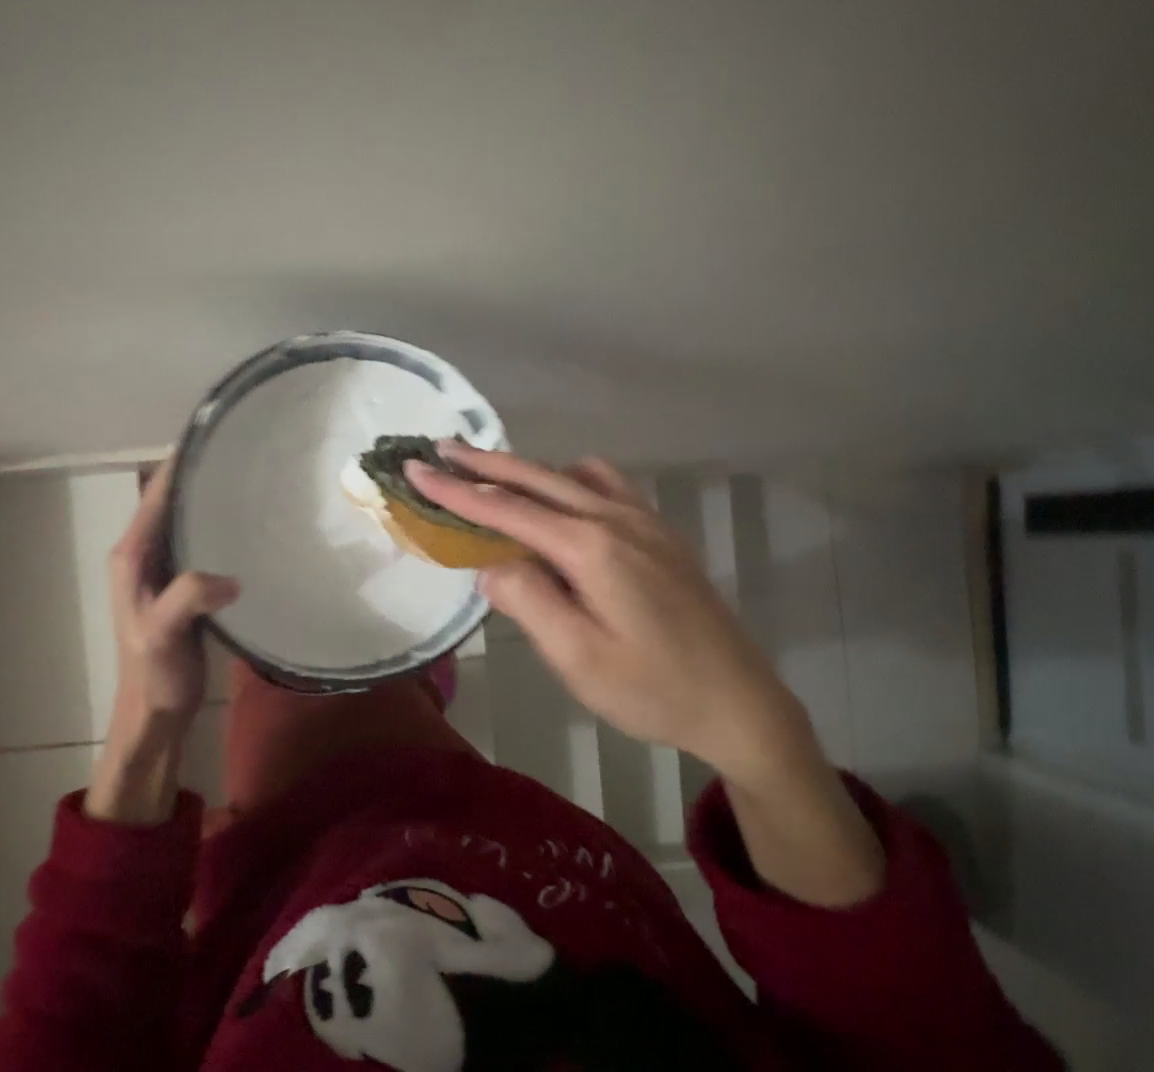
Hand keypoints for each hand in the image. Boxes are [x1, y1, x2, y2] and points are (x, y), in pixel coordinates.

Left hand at [85, 456, 239, 823]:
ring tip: (259, 478)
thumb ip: (189, 598)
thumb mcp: (164, 633)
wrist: (156, 712)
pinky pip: (205, 542)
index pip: (156, 494)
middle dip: (204, 472)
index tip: (216, 432)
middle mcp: (146, 553)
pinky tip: (257, 525)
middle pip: (173, 499)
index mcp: (133, 555)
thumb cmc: (154, 672)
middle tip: (250, 451)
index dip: (181, 461)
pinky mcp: (187, 585)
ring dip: (215, 498)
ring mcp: (166, 569)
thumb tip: (231, 577)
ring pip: (190, 520)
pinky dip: (225, 526)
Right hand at [405, 444, 818, 786]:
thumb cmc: (652, 690)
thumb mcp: (577, 658)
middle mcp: (617, 520)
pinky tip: (561, 498)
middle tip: (438, 450)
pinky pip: (605, 486)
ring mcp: (645, 523)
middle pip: (537, 478)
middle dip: (483, 464)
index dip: (456, 490)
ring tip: (487, 474)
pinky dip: (568, 481)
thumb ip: (529, 602)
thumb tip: (491, 566)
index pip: (507, 509)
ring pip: (571, 477)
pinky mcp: (661, 536)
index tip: (415, 470)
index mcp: (591, 548)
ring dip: (525, 470)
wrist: (739, 702)